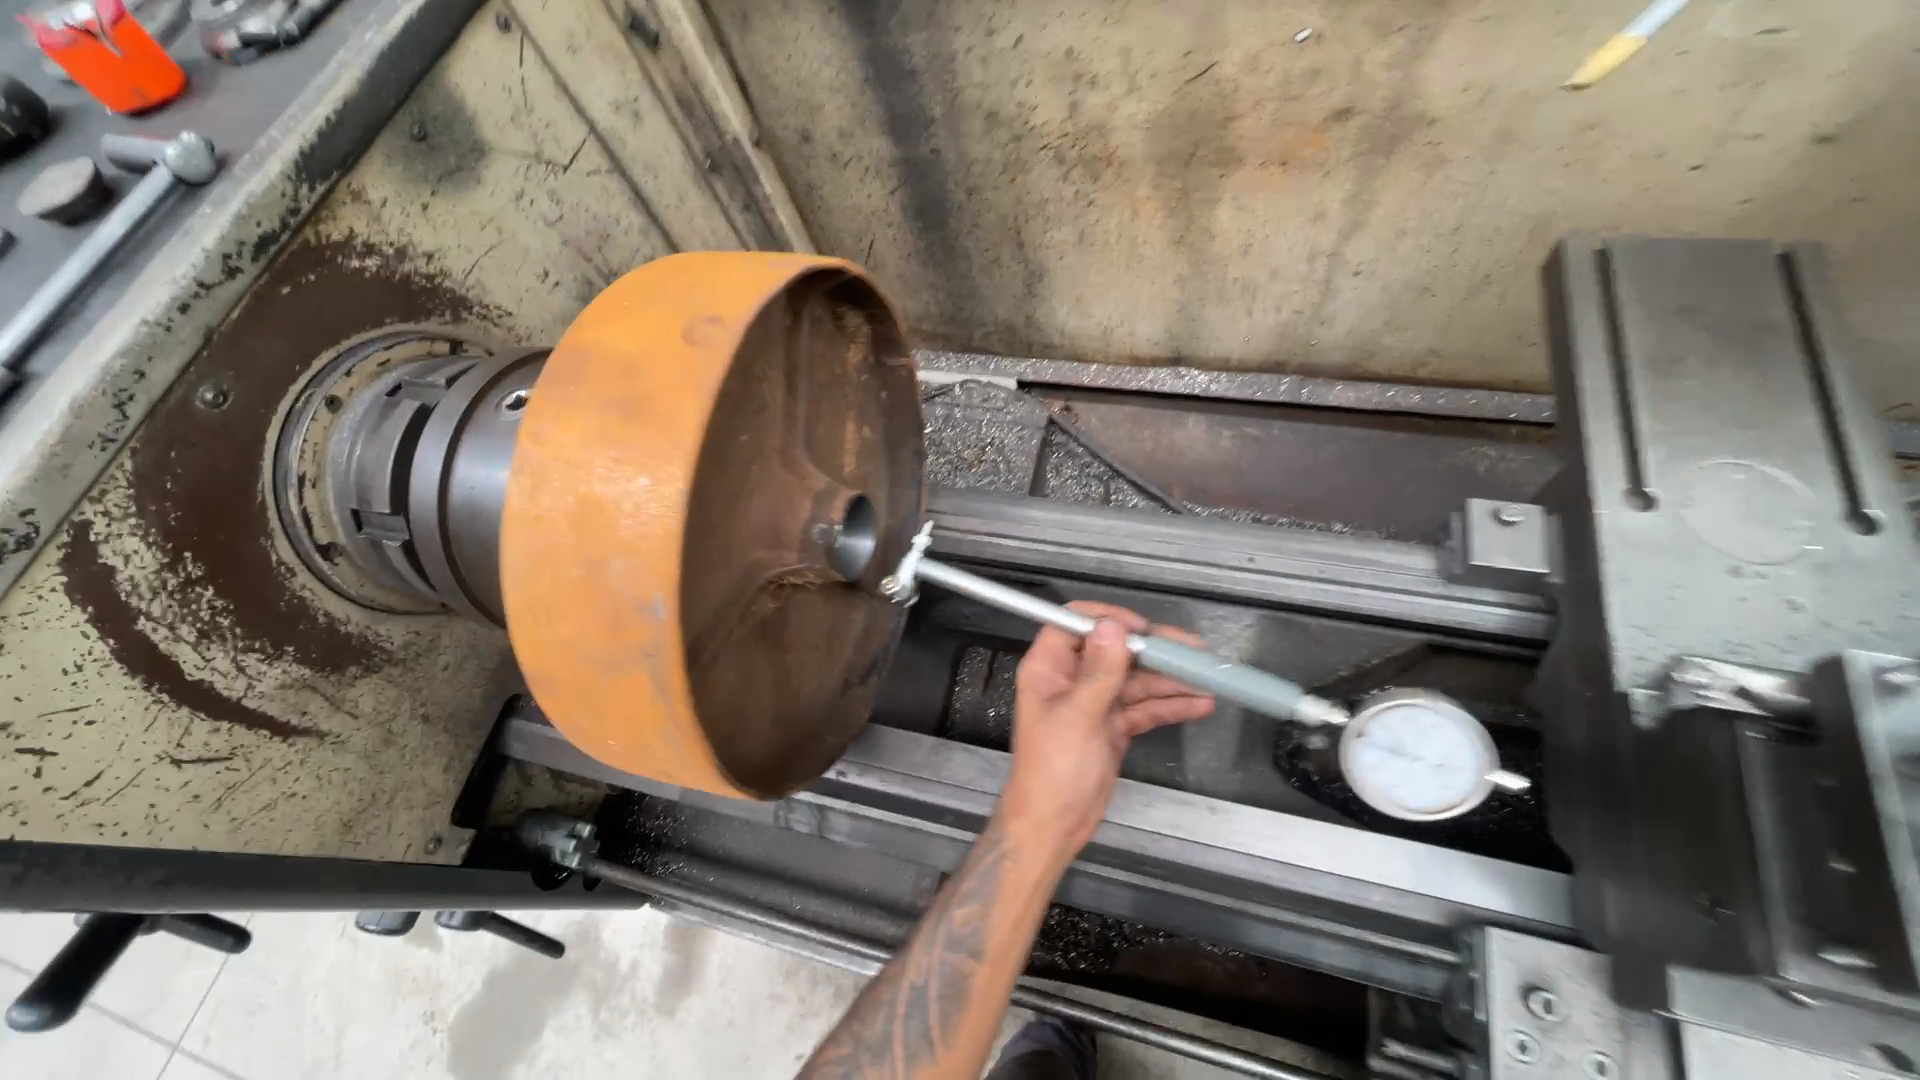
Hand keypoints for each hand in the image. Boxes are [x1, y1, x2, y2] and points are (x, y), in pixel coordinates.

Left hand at [1000, 602, 1215, 863]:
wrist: (1054, 825)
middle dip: (1154, 651)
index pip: (1076, 623)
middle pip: (1116, 651)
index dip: (1109, 620)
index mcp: (1049, 668)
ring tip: (1208, 679)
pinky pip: (1145, 708)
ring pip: (1136, 680)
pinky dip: (1171, 705)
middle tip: (1194, 651)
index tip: (1143, 628)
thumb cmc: (1053, 770)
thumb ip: (1100, 671)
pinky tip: (1200, 704)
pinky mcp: (1113, 726)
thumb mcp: (1079, 716)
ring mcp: (1094, 703)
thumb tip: (1114, 626)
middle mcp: (1071, 679)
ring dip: (1171, 680)